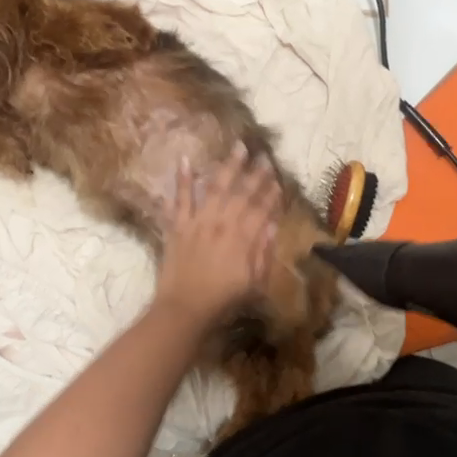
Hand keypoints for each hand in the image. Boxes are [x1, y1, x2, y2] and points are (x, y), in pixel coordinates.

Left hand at [153, 144, 281, 326]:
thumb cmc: (222, 302)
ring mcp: (199, 222)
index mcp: (244, 240)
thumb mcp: (254, 284)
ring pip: (216, 188)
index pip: (261, 210)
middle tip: (263, 155)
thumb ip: (263, 254)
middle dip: (255, 174)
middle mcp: (223, 224)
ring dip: (228, 167)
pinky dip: (182, 179)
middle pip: (242, 194)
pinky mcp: (178, 226)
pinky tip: (185, 159)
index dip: (271, 194)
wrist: (184, 310)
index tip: (278, 180)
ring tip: (237, 147)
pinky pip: (180, 199)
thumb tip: (271, 226)